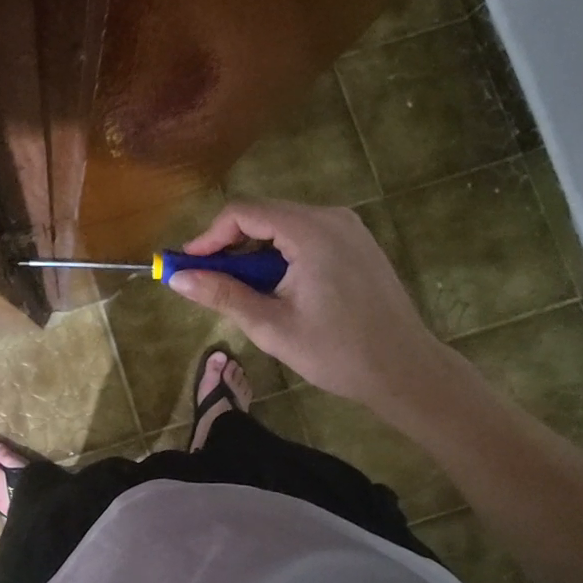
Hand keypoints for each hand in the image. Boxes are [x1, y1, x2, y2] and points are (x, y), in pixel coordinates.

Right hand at [171, 199, 456, 412]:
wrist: (405, 370)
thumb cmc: (336, 352)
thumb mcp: (271, 326)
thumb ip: (222, 295)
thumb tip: (177, 279)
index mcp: (310, 232)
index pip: (243, 212)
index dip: (209, 236)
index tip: (188, 265)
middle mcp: (330, 217)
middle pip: (263, 213)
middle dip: (229, 243)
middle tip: (208, 278)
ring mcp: (348, 227)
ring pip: (283, 223)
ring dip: (254, 250)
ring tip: (240, 288)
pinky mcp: (357, 242)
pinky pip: (305, 233)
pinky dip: (280, 252)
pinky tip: (275, 285)